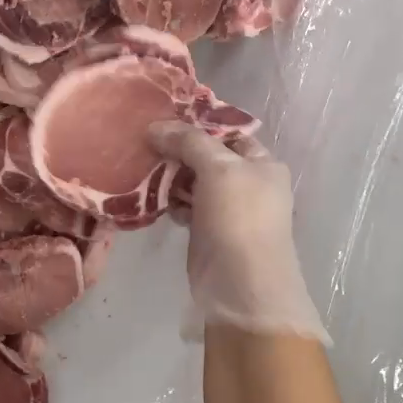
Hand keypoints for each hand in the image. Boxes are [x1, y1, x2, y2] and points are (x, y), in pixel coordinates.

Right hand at [148, 122, 327, 343]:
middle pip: (206, 156)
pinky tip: (149, 198)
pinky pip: (183, 205)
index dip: (197, 126)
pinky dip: (167, 200)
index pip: (228, 134)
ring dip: (167, 176)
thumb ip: (188, 141)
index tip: (161, 120)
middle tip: (143, 143)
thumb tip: (155, 126)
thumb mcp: (218, 168)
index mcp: (263, 164)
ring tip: (140, 168)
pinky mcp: (206, 229)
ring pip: (191, 181)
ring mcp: (226, 208)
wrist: (240, 282)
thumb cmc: (239, 218)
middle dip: (176, 150)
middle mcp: (247, 183)